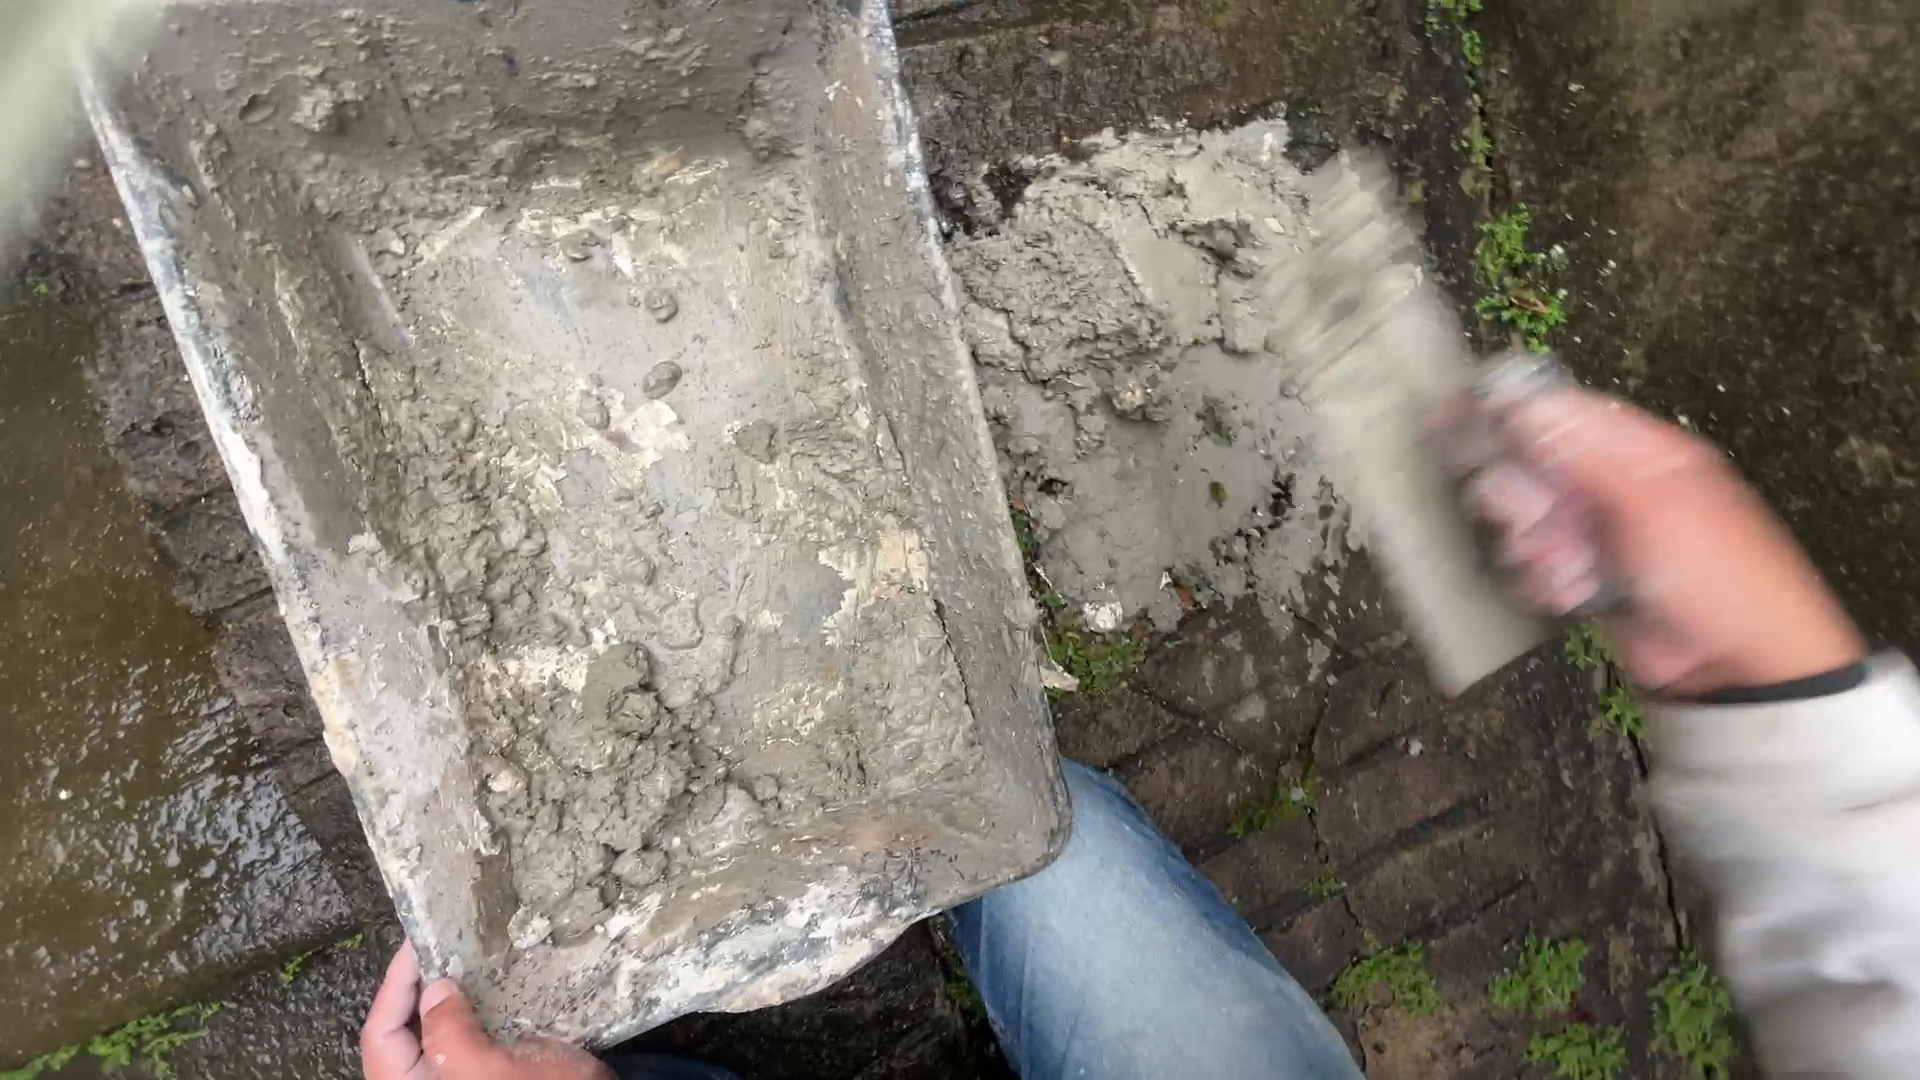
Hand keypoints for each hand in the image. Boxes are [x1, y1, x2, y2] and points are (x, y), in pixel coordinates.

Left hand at [361, 943, 613, 1079]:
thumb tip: (435, 987)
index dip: (395, 985)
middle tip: (442, 939)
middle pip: (402, 1030)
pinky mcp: (483, 1068)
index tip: (418, 940)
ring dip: (445, 990)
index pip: (382, 1034)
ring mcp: (454, 1076)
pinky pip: (465, 1031)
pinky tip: (493, 979)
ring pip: (433, 1029)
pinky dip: (473, 1002)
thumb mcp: (488, 1071)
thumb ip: (450, 1036)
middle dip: (418, 983)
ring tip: (465, 952)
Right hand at [1441, 379, 1864, 695]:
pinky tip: (1572, 589)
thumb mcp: (1656, 508)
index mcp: (1644, 457)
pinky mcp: (1575, 568)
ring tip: (1570, 568)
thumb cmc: (1722, 581)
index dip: (1513, 411)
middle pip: (1529, 471)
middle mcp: (1612, 488)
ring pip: (1522, 521)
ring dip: (1536, 549)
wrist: (1730, 664)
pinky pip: (1527, 561)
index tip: (1462, 413)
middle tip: (1536, 522)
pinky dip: (1540, 578)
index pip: (1566, 414)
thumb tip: (1532, 411)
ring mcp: (1592, 530)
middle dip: (1525, 504)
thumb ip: (1588, 458)